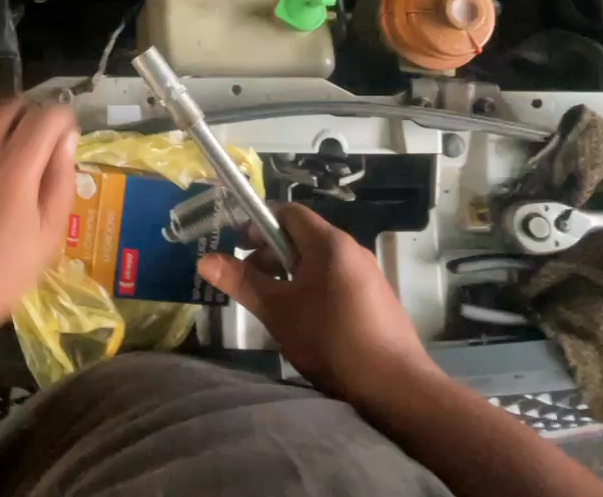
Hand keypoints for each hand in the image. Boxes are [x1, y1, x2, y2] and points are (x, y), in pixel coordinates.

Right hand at [199, 203, 437, 400]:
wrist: (397, 389)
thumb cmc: (332, 340)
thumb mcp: (278, 311)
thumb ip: (241, 282)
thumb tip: (204, 260)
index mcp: (329, 243)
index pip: (288, 212)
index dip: (259, 223)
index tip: (237, 244)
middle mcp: (351, 250)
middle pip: (301, 236)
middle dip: (270, 253)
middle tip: (248, 278)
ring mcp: (367, 275)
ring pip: (317, 261)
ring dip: (289, 274)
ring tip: (272, 303)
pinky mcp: (376, 299)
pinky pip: (335, 279)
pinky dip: (312, 288)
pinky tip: (303, 320)